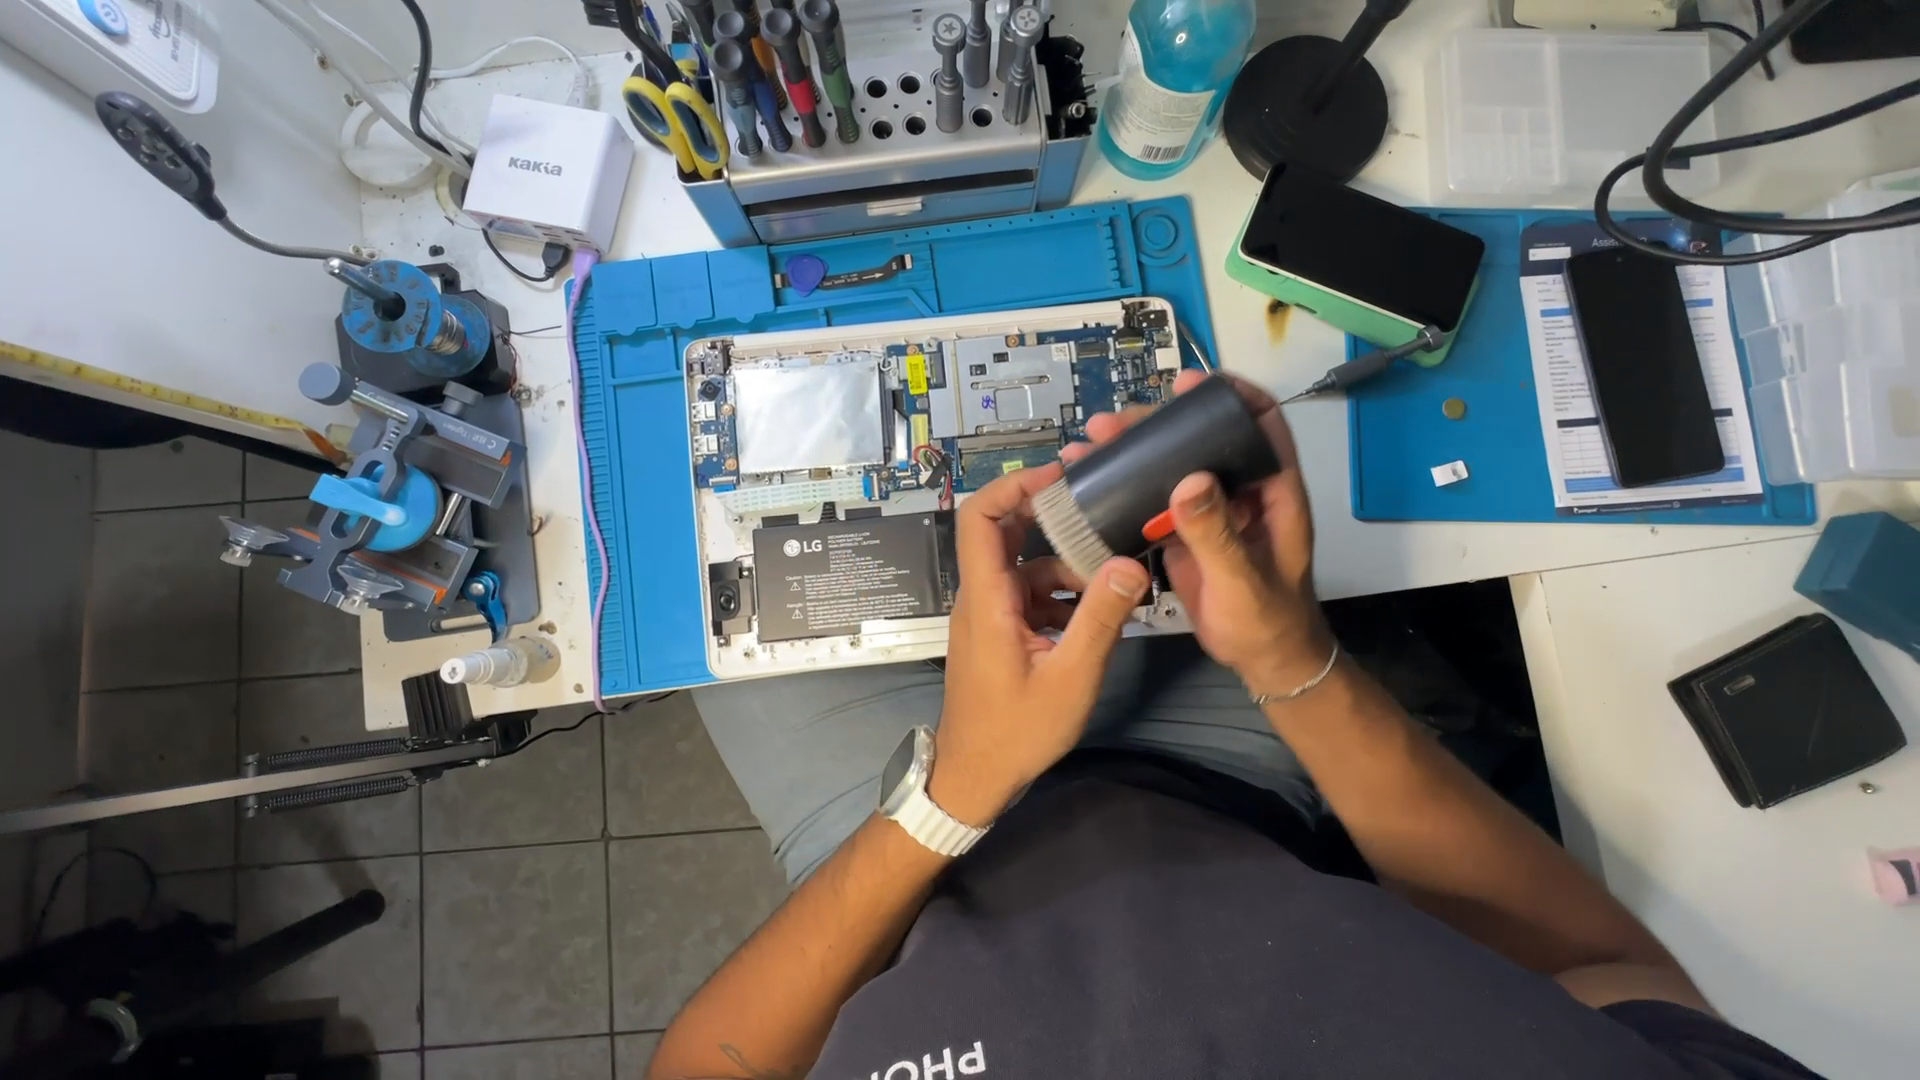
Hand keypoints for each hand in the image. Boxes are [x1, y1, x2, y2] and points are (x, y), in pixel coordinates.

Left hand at [931, 463, 1150, 825]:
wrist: (974, 777)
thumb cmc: (1016, 731)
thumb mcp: (1071, 678)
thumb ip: (1100, 619)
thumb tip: (1129, 564)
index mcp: (987, 598)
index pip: (979, 518)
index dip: (1012, 486)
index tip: (1058, 475)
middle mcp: (980, 597)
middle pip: (1005, 536)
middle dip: (1051, 521)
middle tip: (1100, 515)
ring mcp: (987, 615)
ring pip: (1023, 570)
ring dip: (1064, 570)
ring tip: (1113, 580)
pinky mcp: (997, 633)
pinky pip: (1026, 598)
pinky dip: (1058, 598)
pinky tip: (1093, 618)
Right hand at [1065, 371, 1330, 697]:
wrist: (1261, 661)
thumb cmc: (1269, 621)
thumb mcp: (1244, 579)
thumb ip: (1217, 534)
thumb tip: (1188, 479)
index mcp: (1271, 492)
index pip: (1260, 424)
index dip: (1229, 397)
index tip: (1189, 384)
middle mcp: (1238, 492)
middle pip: (1198, 440)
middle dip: (1155, 425)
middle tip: (1110, 423)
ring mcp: (1207, 512)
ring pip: (1169, 467)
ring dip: (1130, 454)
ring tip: (1088, 445)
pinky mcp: (1182, 534)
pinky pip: (1151, 502)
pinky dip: (1122, 490)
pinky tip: (1091, 485)